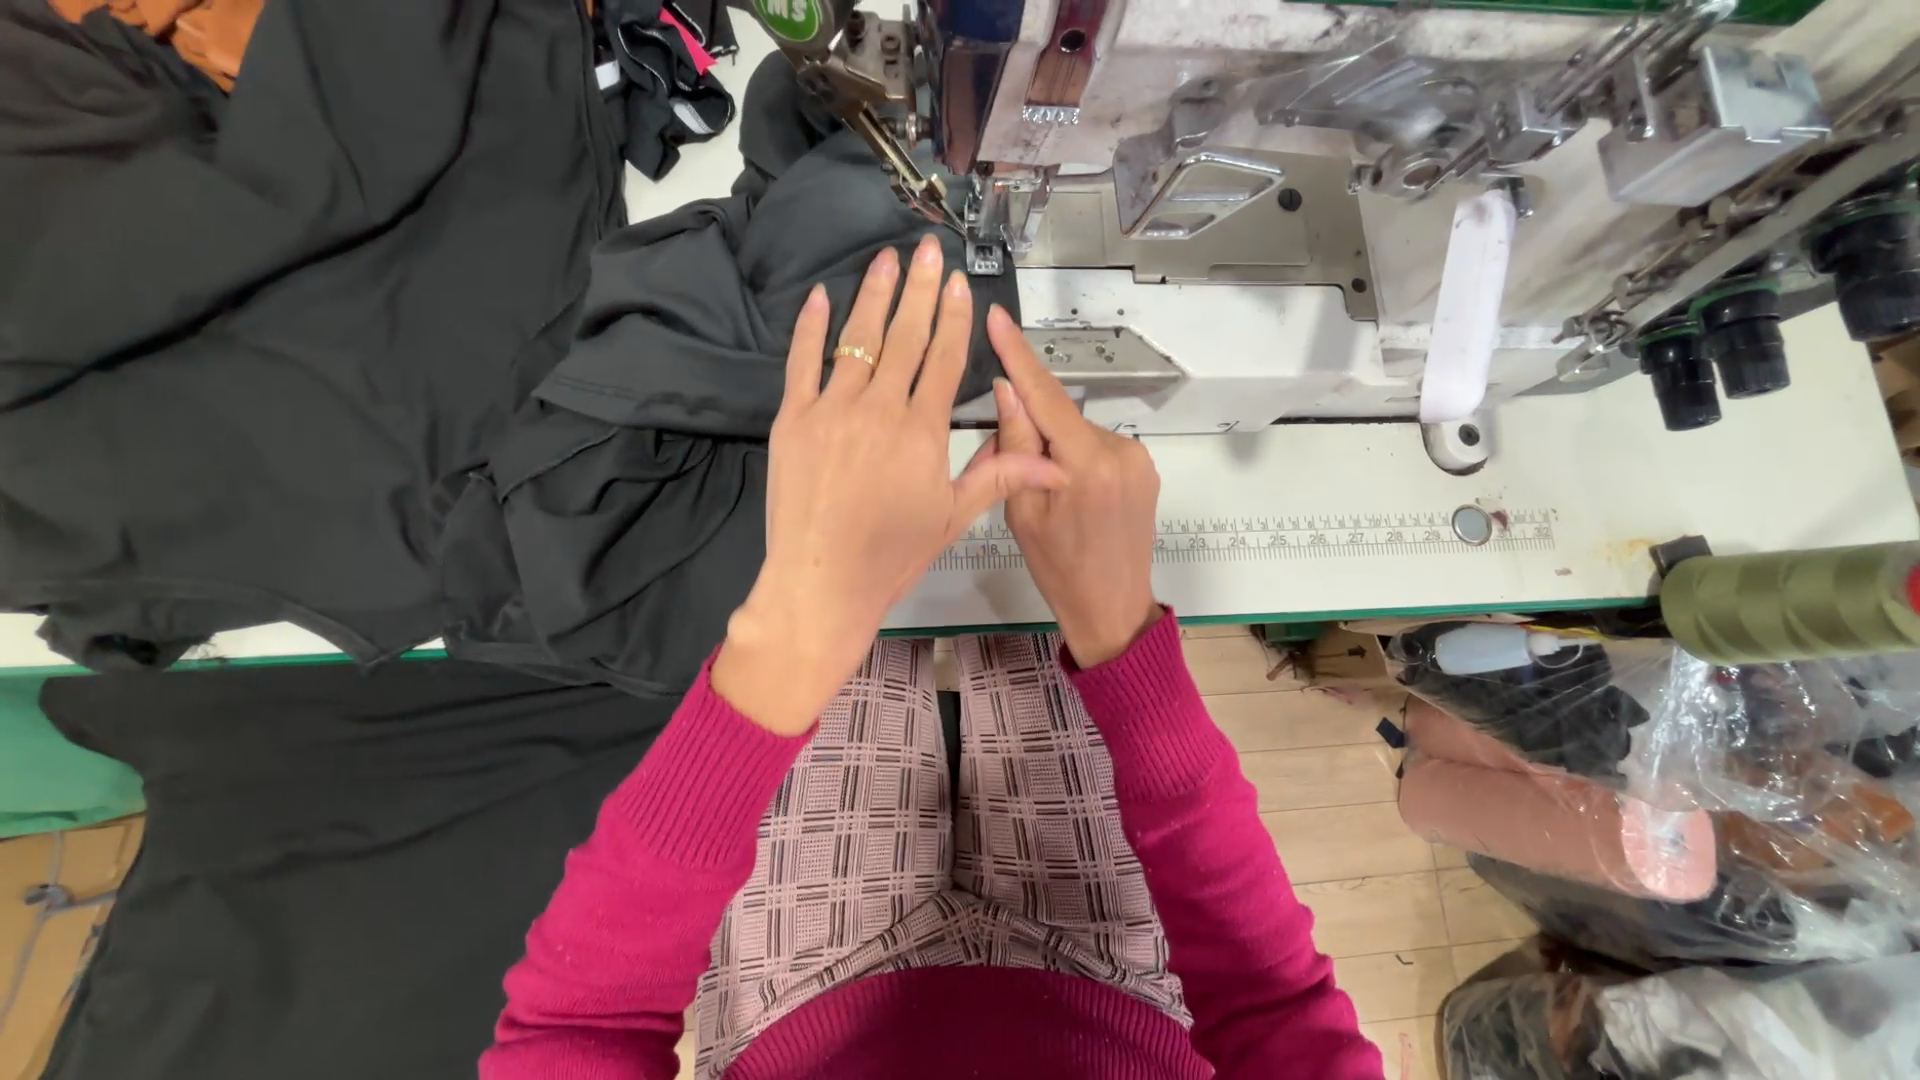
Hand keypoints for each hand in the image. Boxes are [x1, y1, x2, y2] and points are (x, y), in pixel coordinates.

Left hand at [712, 237, 1065, 734]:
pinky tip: (818, 297)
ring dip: (873, 296)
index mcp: (921, 432)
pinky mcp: (792, 421)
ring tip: (886, 259)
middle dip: (919, 290)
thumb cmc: (891, 556)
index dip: (953, 318)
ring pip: (856, 340)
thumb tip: (1057, 467)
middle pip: (904, 337)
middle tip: (927, 248)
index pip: (943, 360)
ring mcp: (831, 411)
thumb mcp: (951, 518)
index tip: (959, 283)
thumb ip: (999, 477)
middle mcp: (878, 410)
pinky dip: (809, 329)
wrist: (821, 583)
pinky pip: (801, 363)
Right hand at [978, 305, 1163, 666]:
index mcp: (1086, 464)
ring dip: (1055, 445)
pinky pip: (1098, 446)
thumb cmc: (1058, 569)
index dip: (1018, 354)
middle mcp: (1121, 449)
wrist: (1113, 606)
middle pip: (1061, 415)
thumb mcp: (1023, 512)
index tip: (998, 317)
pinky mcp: (1146, 467)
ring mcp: (1139, 458)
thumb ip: (1017, 445)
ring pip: (1079, 432)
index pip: (1046, 395)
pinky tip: (1072, 493)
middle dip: (1031, 425)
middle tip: (1009, 461)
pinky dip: (1076, 456)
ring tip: (1049, 494)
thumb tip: (1008, 389)